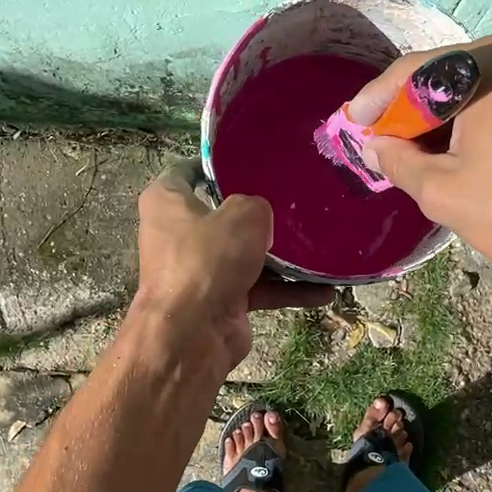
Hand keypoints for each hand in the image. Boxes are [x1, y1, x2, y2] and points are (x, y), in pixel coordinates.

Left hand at [131, 160, 333, 373]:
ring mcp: (199, 270)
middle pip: (222, 214)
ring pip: (244, 254)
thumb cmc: (208, 259)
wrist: (193, 333)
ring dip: (280, 256)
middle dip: (255, 212)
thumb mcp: (243, 214)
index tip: (250, 158)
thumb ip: (257, 206)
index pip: (187, 171)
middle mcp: (178, 234)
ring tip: (318, 244)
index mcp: (166, 202)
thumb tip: (261, 221)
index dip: (215, 163)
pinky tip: (325, 289)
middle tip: (293, 199)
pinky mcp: (220, 300)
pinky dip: (288, 290)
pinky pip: (260, 289)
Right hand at [352, 31, 491, 313]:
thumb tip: (375, 145)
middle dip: (409, 110)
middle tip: (382, 142)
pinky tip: (459, 147)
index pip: (412, 73)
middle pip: (443, 74)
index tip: (351, 123)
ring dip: (442, 115)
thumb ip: (398, 161)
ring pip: (473, 84)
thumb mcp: (444, 192)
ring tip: (416, 152)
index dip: (375, 100)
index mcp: (487, 64)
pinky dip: (475, 116)